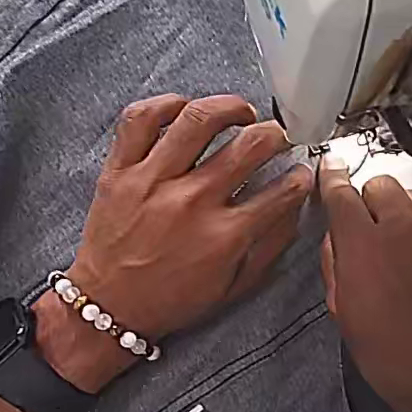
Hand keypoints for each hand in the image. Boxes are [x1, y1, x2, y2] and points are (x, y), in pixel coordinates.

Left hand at [34, 94, 313, 391]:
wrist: (110, 307)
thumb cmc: (170, 299)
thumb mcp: (233, 287)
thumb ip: (270, 247)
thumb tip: (295, 208)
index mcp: (225, 236)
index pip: (282, 191)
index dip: (300, 177)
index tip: (299, 172)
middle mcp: (192, 202)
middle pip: (250, 145)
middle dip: (276, 135)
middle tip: (277, 137)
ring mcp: (153, 182)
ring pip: (199, 120)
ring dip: (231, 107)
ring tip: (240, 113)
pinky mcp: (120, 171)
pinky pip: (140, 120)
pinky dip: (165, 104)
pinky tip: (183, 109)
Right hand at [318, 158, 411, 411]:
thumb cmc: (395, 357)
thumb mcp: (342, 310)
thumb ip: (335, 261)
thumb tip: (338, 238)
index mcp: (364, 246)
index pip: (341, 190)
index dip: (332, 178)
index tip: (332, 170)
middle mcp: (405, 230)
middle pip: (381, 183)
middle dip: (369, 202)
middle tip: (369, 229)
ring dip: (402, 216)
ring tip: (402, 252)